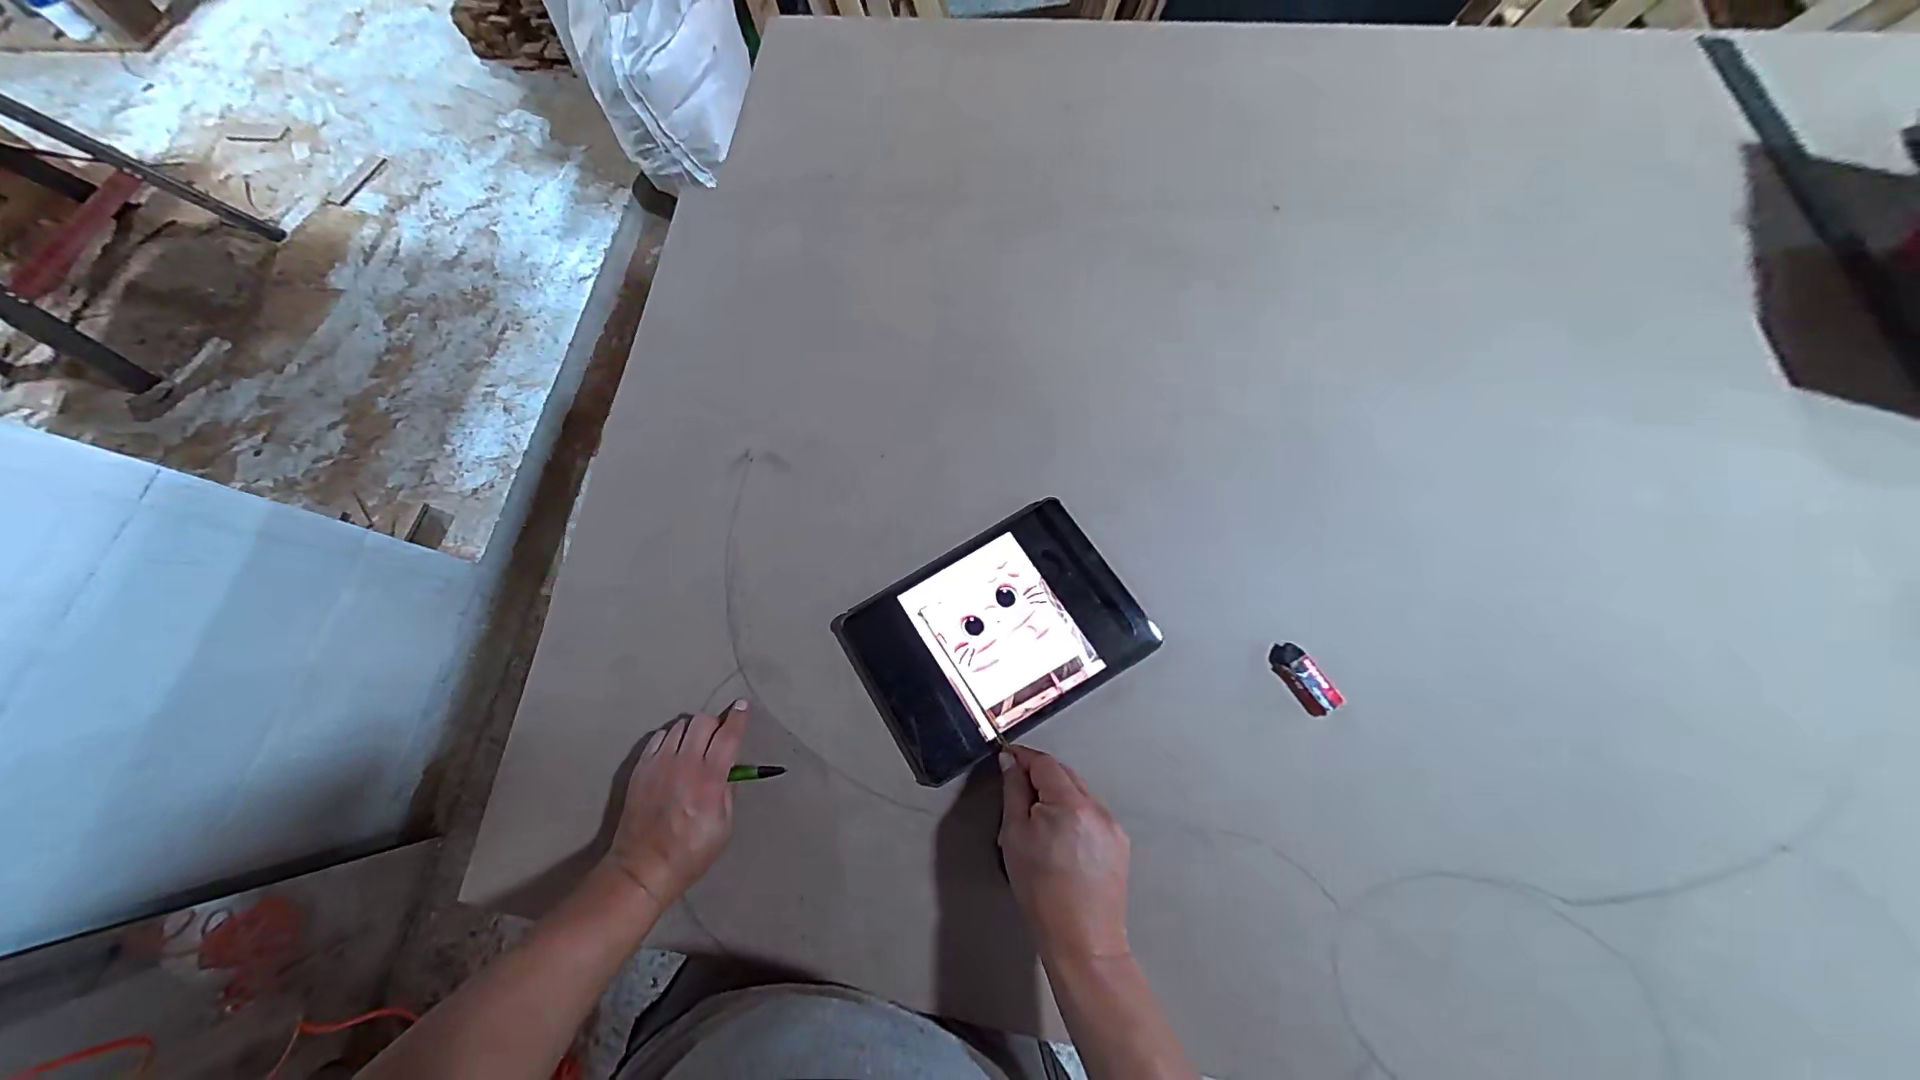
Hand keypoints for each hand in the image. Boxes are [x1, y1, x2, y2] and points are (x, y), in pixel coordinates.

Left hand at [603, 700, 749, 911]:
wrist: (641, 869)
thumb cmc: (690, 853)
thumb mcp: (724, 827)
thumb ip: (729, 792)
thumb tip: (730, 769)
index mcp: (709, 780)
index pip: (728, 736)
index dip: (739, 718)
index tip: (743, 707)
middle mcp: (684, 765)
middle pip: (703, 722)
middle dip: (716, 723)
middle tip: (719, 737)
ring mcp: (658, 764)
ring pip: (680, 725)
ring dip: (693, 730)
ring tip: (696, 745)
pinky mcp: (640, 769)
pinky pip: (659, 737)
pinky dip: (671, 738)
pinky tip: (674, 753)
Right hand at [998, 745, 1131, 961]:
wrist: (1082, 941)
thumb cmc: (1044, 894)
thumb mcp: (1015, 837)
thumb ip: (1013, 792)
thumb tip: (1011, 764)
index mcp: (1071, 804)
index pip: (1044, 763)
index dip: (1023, 757)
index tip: (1007, 757)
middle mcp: (1097, 809)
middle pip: (1064, 774)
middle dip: (1039, 776)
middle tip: (1017, 791)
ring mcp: (1112, 825)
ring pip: (1078, 793)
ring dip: (1057, 795)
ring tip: (1038, 824)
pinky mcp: (1119, 842)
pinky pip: (1091, 813)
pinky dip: (1073, 814)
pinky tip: (1059, 838)